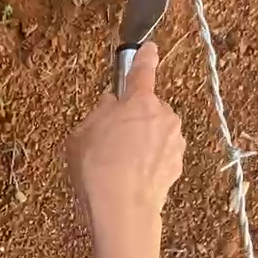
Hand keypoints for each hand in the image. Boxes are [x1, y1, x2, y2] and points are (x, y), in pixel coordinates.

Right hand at [69, 44, 183, 236]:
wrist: (121, 209)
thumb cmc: (97, 168)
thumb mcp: (81, 134)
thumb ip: (98, 113)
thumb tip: (109, 104)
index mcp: (140, 101)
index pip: (143, 71)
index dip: (144, 58)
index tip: (148, 48)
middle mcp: (163, 116)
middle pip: (146, 109)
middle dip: (131, 119)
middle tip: (106, 140)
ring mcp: (173, 142)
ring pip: (153, 134)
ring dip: (138, 144)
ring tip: (114, 165)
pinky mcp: (176, 166)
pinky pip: (158, 157)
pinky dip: (145, 164)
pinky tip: (127, 178)